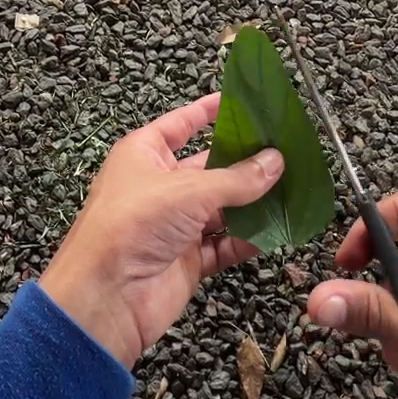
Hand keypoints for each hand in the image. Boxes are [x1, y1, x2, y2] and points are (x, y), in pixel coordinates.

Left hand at [40, 93, 284, 367]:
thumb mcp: (188, 190)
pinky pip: (223, 244)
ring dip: (252, 202)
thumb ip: (236, 178)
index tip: (239, 101)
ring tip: (291, 189)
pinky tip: (275, 232)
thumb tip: (275, 161)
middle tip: (284, 150)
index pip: (181, 124)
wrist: (106, 297)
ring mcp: (173, 223)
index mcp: (144, 153)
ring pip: (220, 207)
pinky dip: (246, 240)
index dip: (207, 111)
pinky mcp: (186, 259)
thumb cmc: (133, 223)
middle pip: (208, 166)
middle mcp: (159, 184)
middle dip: (243, 161)